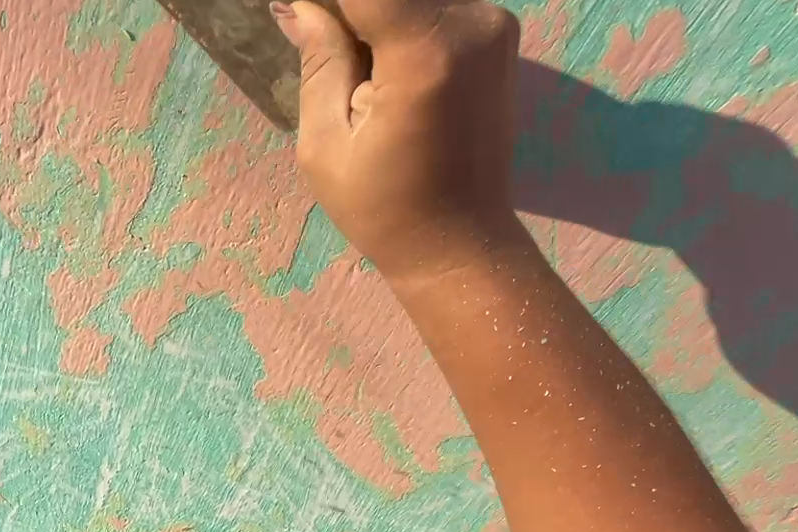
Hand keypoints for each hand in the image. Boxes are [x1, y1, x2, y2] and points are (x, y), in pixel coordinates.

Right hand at [273, 0, 522, 280]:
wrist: (457, 242)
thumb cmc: (381, 210)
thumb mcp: (326, 148)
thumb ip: (319, 65)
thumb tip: (303, 5)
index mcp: (424, 54)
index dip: (327, 0)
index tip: (299, 13)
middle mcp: (471, 21)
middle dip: (347, 10)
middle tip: (316, 43)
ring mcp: (493, 22)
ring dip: (372, 17)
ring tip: (349, 69)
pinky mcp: (498, 31)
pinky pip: (434, 6)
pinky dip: (398, 23)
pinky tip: (377, 66)